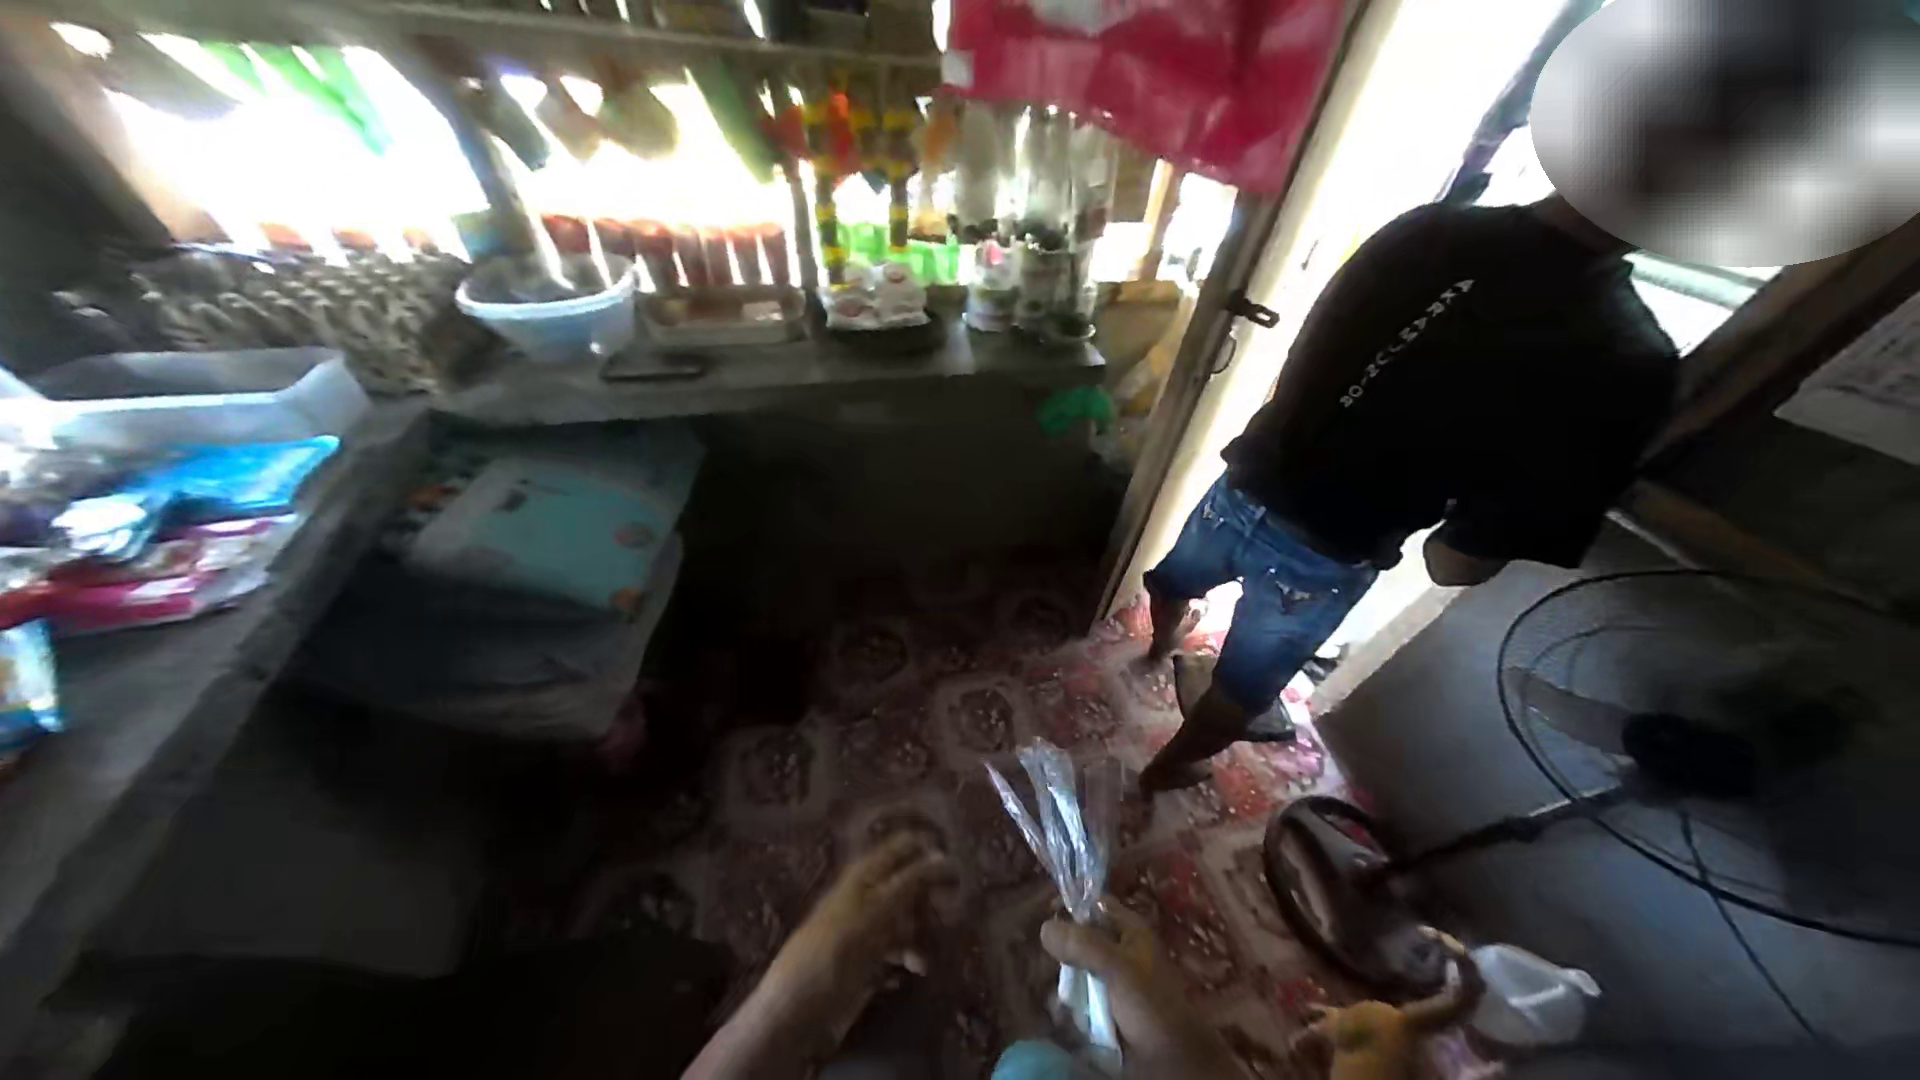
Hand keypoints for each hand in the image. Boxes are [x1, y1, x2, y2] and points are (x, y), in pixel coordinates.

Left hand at [755, 833, 952, 1036]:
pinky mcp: (866, 954)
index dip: (931, 851)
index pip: (905, 845)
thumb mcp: (880, 908)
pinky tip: (916, 969)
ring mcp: (866, 923)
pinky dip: (909, 955)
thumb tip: (945, 855)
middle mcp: (868, 890)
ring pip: (906, 916)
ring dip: (922, 933)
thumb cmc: (841, 945)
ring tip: (928, 958)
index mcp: (867, 870)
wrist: (799, 1003)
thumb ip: (912, 880)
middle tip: (949, 915)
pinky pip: (897, 946)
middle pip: (909, 882)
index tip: (958, 867)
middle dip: (930, 899)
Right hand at [1041, 900, 1239, 1078]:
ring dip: (1066, 986)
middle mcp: (1120, 952)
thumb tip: (1044, 927)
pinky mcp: (1108, 1012)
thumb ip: (1082, 945)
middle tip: (1050, 968)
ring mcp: (1114, 983)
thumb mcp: (1117, 968)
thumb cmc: (1151, 1006)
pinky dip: (1072, 1007)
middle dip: (1063, 955)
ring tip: (1059, 1002)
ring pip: (1078, 972)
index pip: (1095, 906)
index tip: (1048, 919)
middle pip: (1081, 940)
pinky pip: (1081, 1001)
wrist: (1175, 1065)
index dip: (1072, 909)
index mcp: (1130, 930)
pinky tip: (1065, 1017)